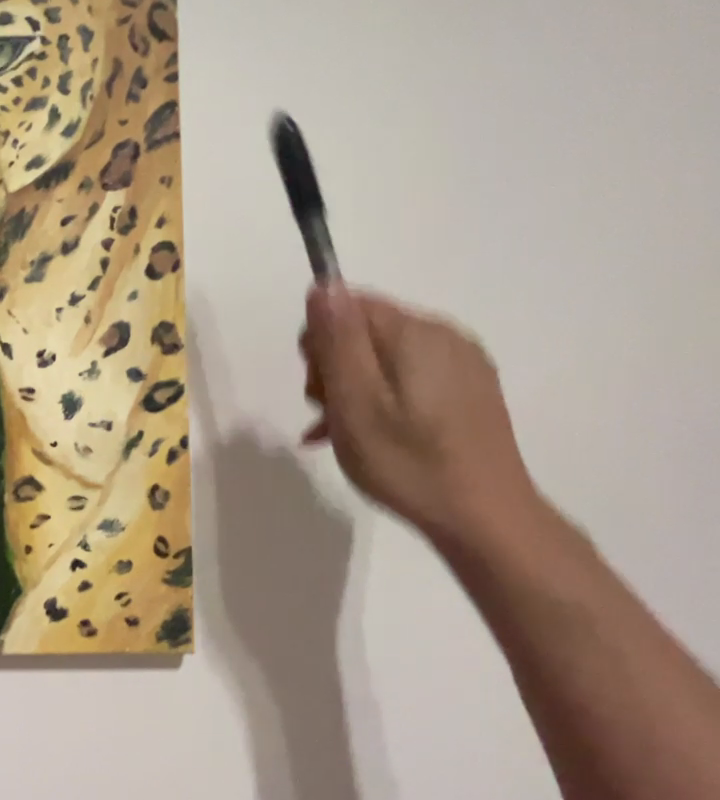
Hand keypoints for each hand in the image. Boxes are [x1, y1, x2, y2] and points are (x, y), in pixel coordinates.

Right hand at [299, 281, 539, 543]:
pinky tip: (366, 436)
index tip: (317, 390)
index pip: (348, 305)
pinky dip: (376, 400)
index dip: (318, 343)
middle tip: (329, 416)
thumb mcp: (354, 401)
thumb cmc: (405, 460)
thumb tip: (323, 285)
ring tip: (343, 433)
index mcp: (415, 333)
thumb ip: (337, 341)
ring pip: (381, 357)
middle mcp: (444, 336)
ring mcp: (461, 363)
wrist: (481, 514)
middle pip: (364, 330)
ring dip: (349, 389)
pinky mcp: (467, 391)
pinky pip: (405, 378)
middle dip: (332, 367)